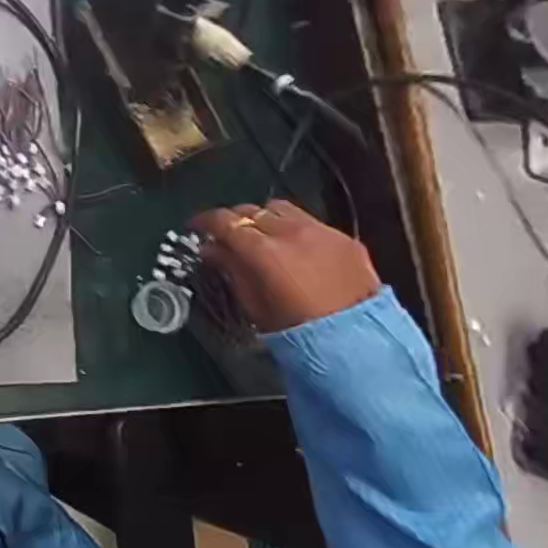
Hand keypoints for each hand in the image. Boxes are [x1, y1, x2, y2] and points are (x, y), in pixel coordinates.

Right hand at [189, 199, 379, 331]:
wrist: (352, 339)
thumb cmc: (291, 326)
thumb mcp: (250, 300)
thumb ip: (229, 267)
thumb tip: (211, 248)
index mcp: (262, 250)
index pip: (225, 221)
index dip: (205, 220)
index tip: (195, 226)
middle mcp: (291, 232)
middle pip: (252, 210)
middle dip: (233, 219)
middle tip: (224, 234)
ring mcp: (321, 231)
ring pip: (281, 208)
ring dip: (263, 217)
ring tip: (258, 233)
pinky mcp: (344, 237)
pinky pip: (309, 221)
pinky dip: (291, 226)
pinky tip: (291, 246)